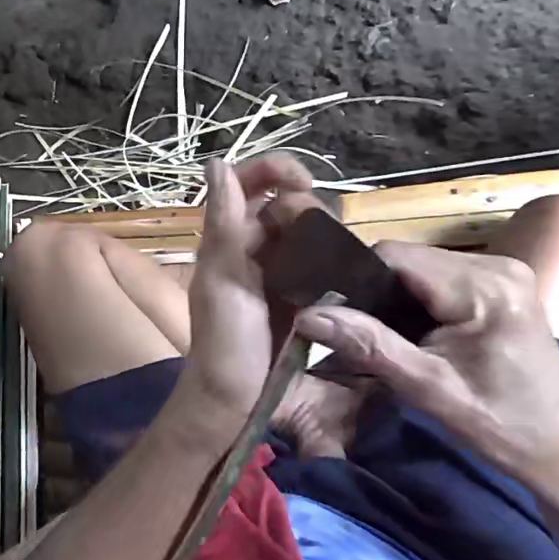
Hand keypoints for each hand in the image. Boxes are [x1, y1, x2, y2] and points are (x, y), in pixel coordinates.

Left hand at [165, 156, 314, 443]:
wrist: (235, 398)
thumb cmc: (223, 336)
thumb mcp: (223, 276)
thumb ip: (224, 220)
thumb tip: (217, 161)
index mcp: (226, 236)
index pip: (248, 183)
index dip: (273, 170)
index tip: (304, 181)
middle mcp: (251, 245)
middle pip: (284, 201)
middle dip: (304, 204)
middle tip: (314, 234)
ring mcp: (276, 268)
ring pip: (304, 228)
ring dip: (321, 229)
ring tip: (331, 252)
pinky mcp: (298, 290)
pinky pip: (317, 259)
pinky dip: (329, 255)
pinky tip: (342, 264)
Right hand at [292, 242, 558, 483]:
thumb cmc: (499, 426)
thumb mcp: (429, 389)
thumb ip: (370, 345)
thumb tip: (310, 315)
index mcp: (485, 287)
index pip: (396, 257)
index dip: (359, 280)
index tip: (340, 316)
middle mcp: (499, 264)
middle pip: (410, 258)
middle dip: (380, 291)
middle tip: (367, 334)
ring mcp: (506, 267)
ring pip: (423, 264)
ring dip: (400, 294)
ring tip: (394, 335)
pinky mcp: (505, 278)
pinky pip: (443, 273)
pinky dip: (422, 296)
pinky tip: (421, 329)